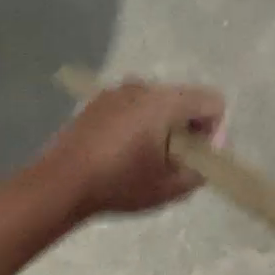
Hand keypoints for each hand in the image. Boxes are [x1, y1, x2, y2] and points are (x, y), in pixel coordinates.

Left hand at [39, 80, 226, 218]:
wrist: (61, 180)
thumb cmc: (120, 182)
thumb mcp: (172, 186)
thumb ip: (201, 168)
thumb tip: (203, 154)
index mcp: (163, 101)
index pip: (212, 101)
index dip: (213, 129)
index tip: (196, 156)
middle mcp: (140, 87)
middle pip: (182, 99)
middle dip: (186, 127)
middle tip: (173, 161)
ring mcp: (113, 92)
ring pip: (154, 103)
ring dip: (159, 126)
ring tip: (145, 158)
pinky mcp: (94, 103)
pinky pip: (129, 107)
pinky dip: (135, 124)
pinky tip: (121, 152)